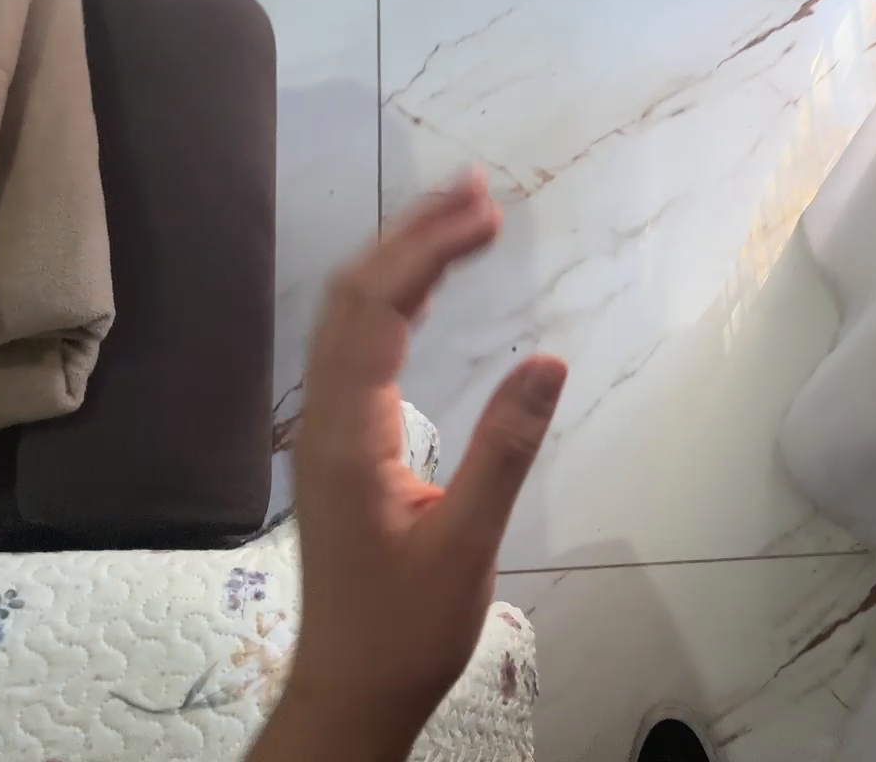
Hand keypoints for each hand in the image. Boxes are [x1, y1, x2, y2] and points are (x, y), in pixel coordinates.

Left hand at [271, 173, 566, 759]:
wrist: (351, 685)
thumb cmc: (406, 625)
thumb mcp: (467, 542)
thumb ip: (506, 447)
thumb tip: (550, 360)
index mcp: (348, 432)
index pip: (379, 310)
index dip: (429, 249)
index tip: (487, 213)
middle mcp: (325, 412)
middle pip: (355, 294)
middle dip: (413, 231)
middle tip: (474, 190)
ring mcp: (327, 421)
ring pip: (351, 314)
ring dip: (402, 256)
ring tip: (458, 217)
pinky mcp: (342, 434)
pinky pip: (360, 343)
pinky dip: (397, 297)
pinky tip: (428, 286)